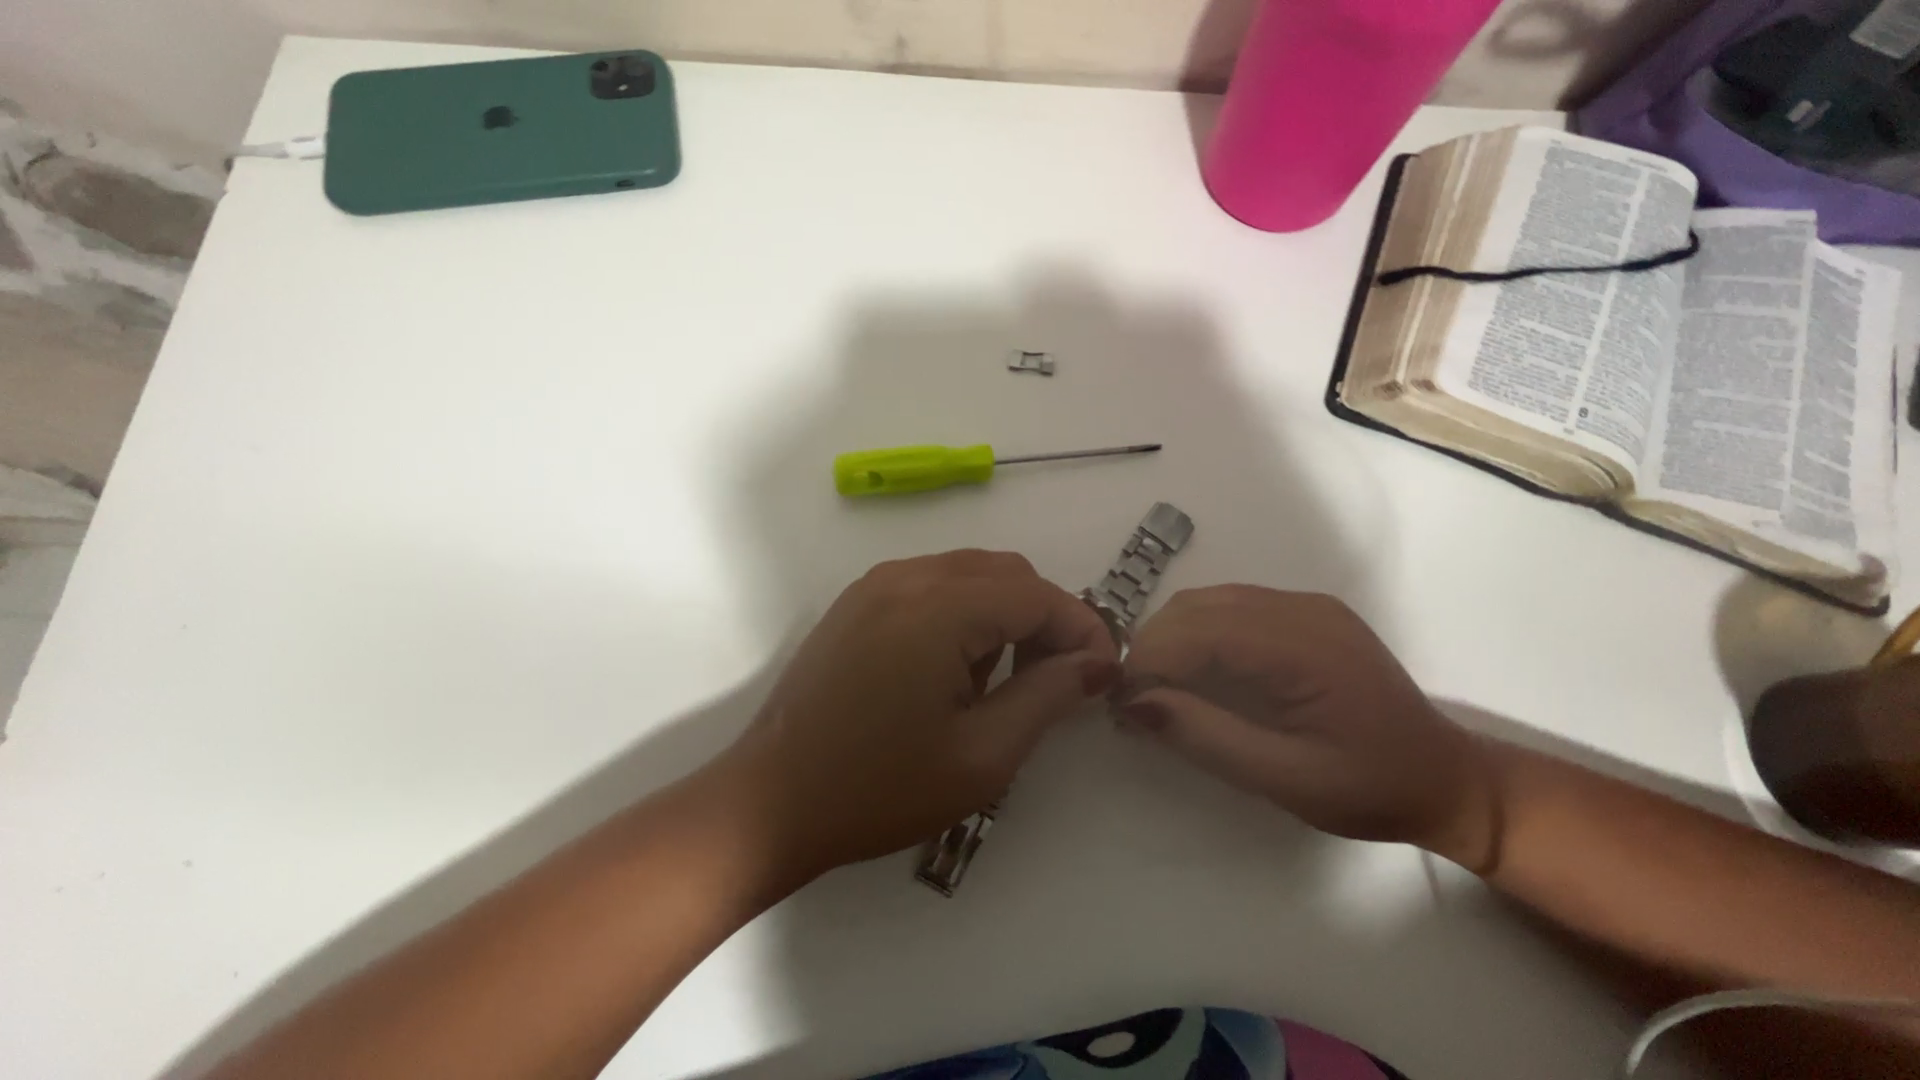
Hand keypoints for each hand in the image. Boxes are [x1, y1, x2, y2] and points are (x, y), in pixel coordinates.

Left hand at [705, 550, 1121, 888]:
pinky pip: (930, 588)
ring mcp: (873, 587)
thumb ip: (1048, 696)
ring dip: (1003, 615)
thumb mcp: (982, 755)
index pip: (1037, 595)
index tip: (1102, 676)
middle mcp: (906, 578)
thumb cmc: (880, 788)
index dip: (1082, 629)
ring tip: (1003, 685)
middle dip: (1046, 618)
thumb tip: (1098, 663)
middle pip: (1005, 574)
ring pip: (968, 575)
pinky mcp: (854, 605)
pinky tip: (954, 673)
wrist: (771, 802)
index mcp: (939, 608)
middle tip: (1061, 680)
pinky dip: (963, 614)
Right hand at [1115, 586, 1497, 869]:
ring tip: (1161, 695)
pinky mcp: (1307, 615)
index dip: (1148, 662)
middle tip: (1137, 707)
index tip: (1120, 708)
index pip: (1198, 631)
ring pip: (1208, 602)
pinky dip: (1199, 637)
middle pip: (1196, 607)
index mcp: (1304, 648)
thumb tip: (1133, 703)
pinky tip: (1199, 679)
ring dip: (1172, 641)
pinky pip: (1231, 609)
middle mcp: (1303, 610)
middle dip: (1153, 650)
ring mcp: (1307, 606)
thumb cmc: (1368, 789)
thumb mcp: (1284, 778)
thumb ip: (1206, 736)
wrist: (1444, 779)